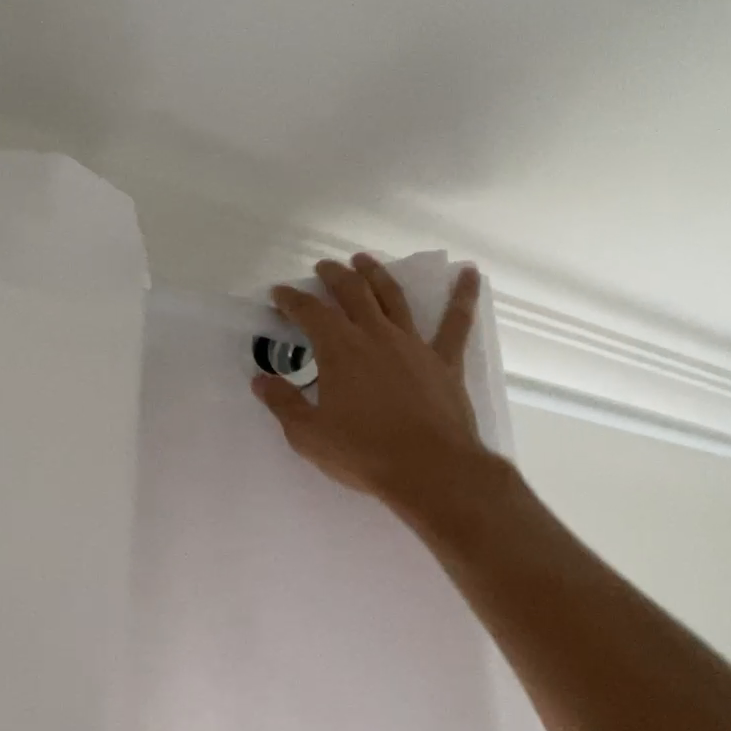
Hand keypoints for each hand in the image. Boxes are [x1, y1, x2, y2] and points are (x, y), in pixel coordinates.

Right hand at [253, 254, 492, 508]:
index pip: (310, 312)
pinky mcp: (445, 362)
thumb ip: (283, 403)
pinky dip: (464, 295)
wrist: (429, 469)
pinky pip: (456, 323)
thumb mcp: (309, 435)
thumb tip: (260, 380)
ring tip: (364, 260)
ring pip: (393, 297)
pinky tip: (470, 273)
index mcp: (340, 349)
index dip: (292, 299)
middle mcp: (376, 335)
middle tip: (323, 268)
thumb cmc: (363, 453)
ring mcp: (414, 345)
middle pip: (352, 293)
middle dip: (334, 276)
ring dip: (376, 275)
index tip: (279, 293)